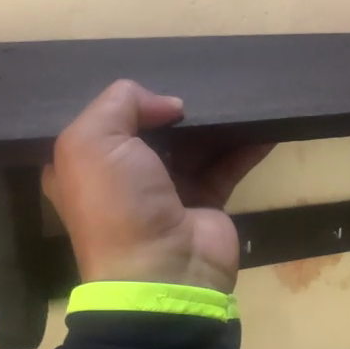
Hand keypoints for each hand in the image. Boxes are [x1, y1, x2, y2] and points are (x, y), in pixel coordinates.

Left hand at [43, 80, 273, 293]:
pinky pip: (228, 163)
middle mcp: (123, 177)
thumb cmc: (118, 204)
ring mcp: (167, 191)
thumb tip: (170, 104)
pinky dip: (246, 144)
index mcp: (86, 166)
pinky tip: (263, 122)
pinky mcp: (206, 201)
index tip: (152, 77)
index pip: (102, 122)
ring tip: (236, 93)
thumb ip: (120, 103)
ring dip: (214, 121)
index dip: (124, 99)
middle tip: (202, 78)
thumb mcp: (93, 142)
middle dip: (173, 105)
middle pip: (152, 128)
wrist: (163, 272)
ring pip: (193, 143)